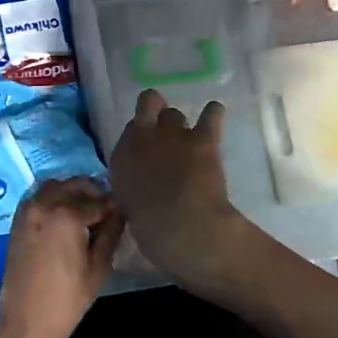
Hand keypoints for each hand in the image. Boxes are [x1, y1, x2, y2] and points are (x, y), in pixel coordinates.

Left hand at [0, 177, 122, 337]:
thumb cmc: (68, 298)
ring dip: (72, 192)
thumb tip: (120, 211)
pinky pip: (39, 198)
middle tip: (108, 209)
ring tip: (86, 211)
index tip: (125, 212)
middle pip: (75, 185)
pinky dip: (55, 199)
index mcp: (66, 215)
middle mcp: (44, 205)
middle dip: (94, 192)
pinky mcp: (17, 222)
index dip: (115, 207)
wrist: (27, 323)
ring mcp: (27, 212)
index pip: (99, 201)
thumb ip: (111, 232)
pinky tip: (66, 217)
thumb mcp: (99, 266)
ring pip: (55, 186)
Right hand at [110, 90, 246, 285]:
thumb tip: (144, 182)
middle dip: (158, 117)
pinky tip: (215, 118)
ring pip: (175, 113)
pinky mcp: (203, 138)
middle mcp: (144, 138)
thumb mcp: (130, 205)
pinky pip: (211, 112)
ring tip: (194, 139)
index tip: (150, 148)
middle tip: (168, 134)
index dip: (142, 136)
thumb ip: (134, 185)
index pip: (130, 130)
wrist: (184, 228)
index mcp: (122, 158)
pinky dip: (213, 114)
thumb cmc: (153, 230)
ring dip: (182, 125)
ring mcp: (174, 135)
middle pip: (149, 108)